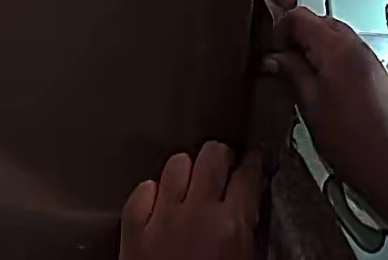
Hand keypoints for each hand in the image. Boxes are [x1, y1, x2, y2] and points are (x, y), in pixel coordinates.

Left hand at [120, 141, 262, 259]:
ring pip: (176, 163)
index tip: (254, 160)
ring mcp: (162, 218)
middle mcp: (197, 214)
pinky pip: (141, 192)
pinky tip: (156, 204)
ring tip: (188, 184)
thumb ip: (245, 233)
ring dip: (184, 172)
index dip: (253, 164)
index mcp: (232, 228)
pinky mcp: (132, 231)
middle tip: (222, 168)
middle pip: (211, 153)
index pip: (248, 176)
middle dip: (219, 157)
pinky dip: (150, 196)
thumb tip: (248, 214)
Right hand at [263, 7, 387, 202]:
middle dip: (298, 37)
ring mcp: (368, 57)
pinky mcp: (376, 72)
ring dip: (315, 47)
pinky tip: (325, 86)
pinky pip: (348, 50)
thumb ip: (291, 73)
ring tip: (304, 77)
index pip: (300, 16)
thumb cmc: (353, 141)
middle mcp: (355, 45)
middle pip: (318, 21)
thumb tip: (275, 58)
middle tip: (285, 62)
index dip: (281, 28)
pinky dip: (332, 58)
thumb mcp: (310, 105)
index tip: (274, 49)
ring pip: (334, 34)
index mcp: (335, 47)